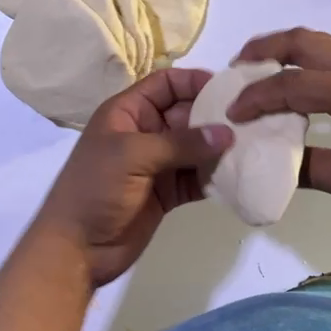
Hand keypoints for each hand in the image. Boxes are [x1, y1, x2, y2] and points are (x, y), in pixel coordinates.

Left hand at [33, 69, 233, 286]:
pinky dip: (215, 176)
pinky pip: (197, 177)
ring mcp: (157, 164)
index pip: (166, 84)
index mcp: (128, 113)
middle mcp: (145, 133)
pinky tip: (238, 175)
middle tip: (251, 121)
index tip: (229, 89)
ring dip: (219, 148)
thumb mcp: (133, 155)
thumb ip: (181, 143)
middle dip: (215, 116)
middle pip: (187, 114)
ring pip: (196, 147)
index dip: (195, 82)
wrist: (76, 249)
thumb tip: (227, 133)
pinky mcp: (167, 192)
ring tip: (253, 146)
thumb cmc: (96, 189)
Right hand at [227, 28, 330, 222]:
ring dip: (284, 51)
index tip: (230, 113)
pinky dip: (303, 60)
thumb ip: (306, 167)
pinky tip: (292, 83)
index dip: (256, 97)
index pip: (292, 84)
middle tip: (235, 69)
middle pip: (303, 42)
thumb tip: (268, 160)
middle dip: (264, 50)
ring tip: (256, 69)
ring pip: (319, 43)